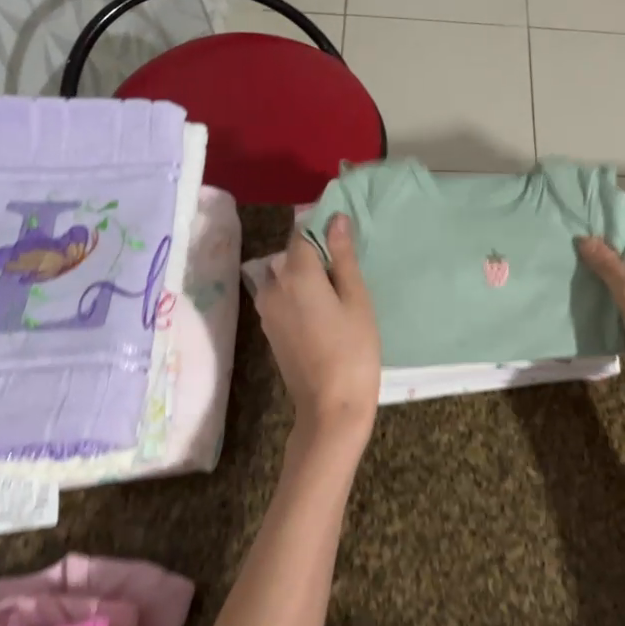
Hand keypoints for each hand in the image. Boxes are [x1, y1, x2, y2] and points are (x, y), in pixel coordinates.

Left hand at [254, 215, 380, 442]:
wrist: (330, 405)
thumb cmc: (354, 350)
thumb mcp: (357, 300)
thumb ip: (343, 258)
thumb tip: (336, 220)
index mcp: (296, 274)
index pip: (303, 233)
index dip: (322, 226)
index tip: (344, 231)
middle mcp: (273, 286)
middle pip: (291, 255)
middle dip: (315, 253)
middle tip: (348, 268)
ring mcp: (267, 309)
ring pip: (284, 277)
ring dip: (306, 276)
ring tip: (337, 291)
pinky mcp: (270, 329)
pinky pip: (282, 297)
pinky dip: (300, 295)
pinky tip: (324, 311)